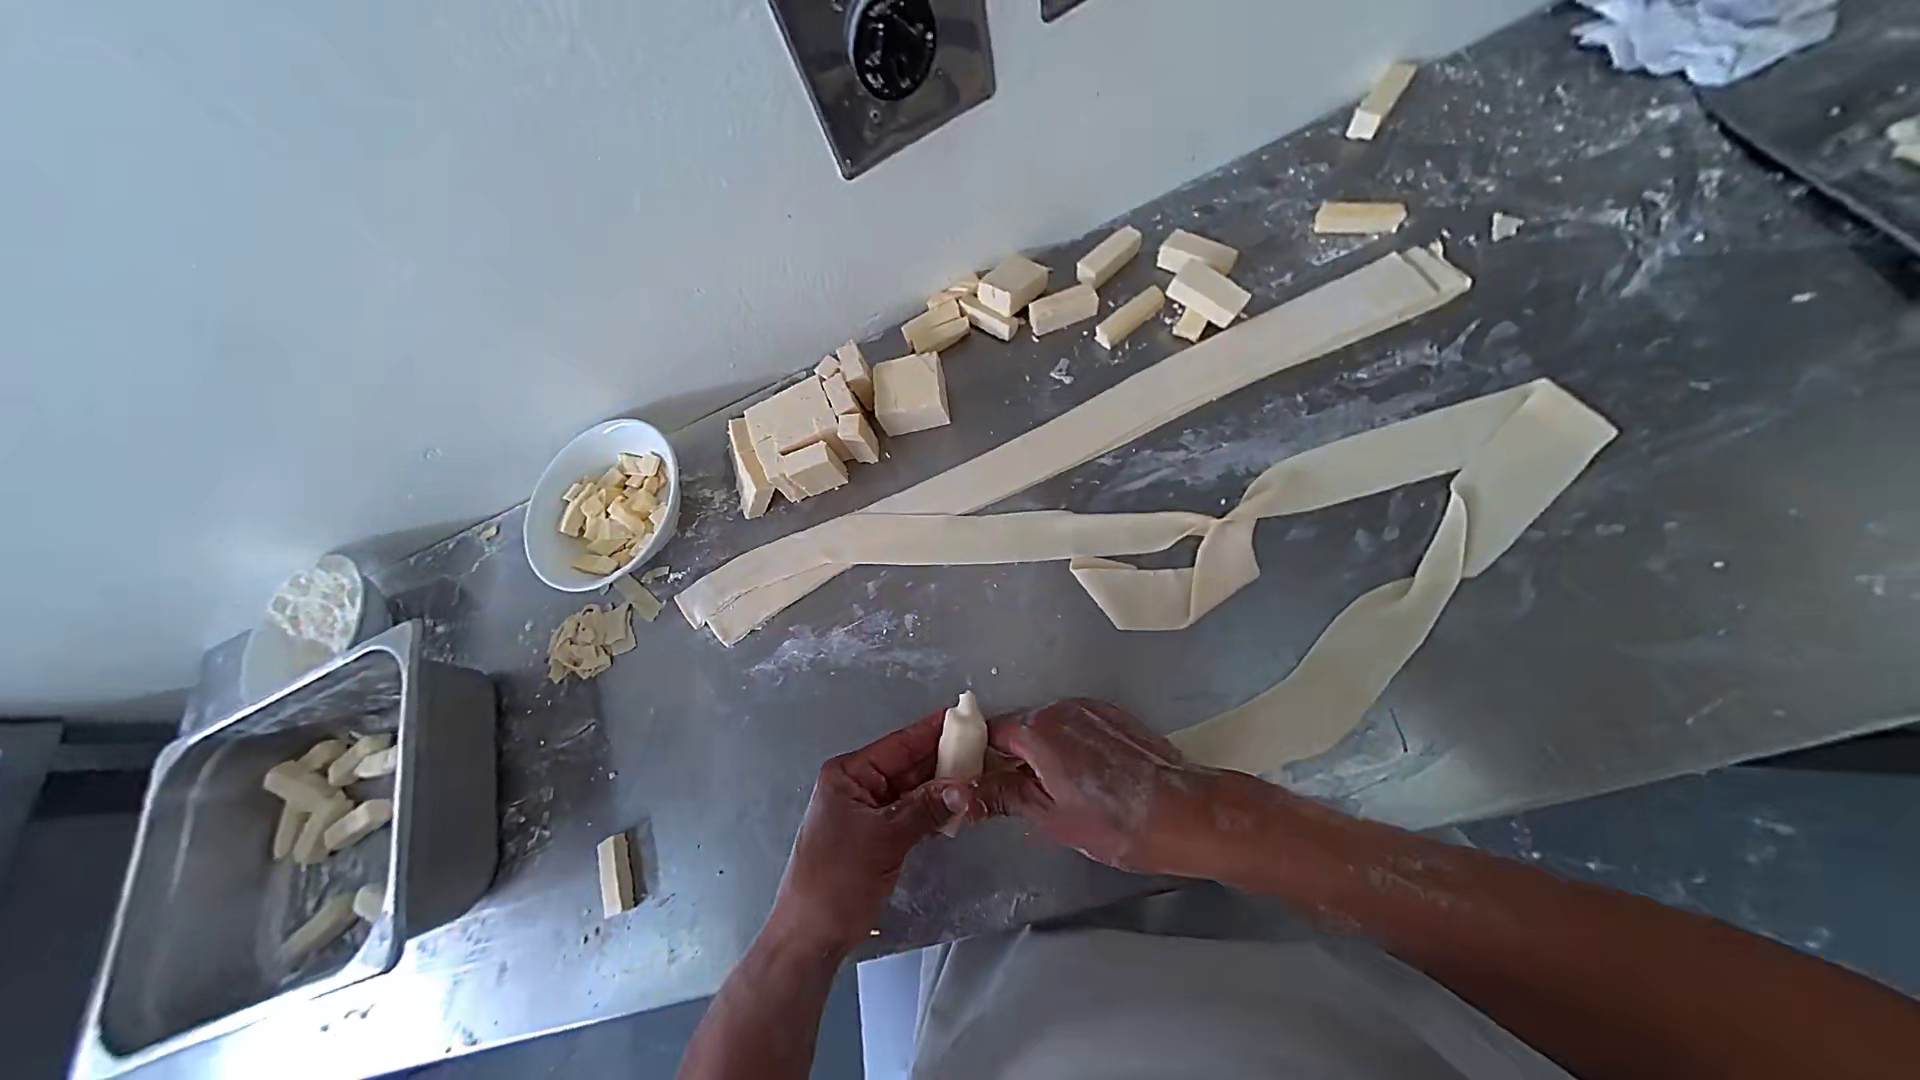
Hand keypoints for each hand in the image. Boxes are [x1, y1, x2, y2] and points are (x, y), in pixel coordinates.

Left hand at [767, 711, 981, 957]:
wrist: (810, 936)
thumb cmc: (837, 880)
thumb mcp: (885, 838)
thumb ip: (926, 809)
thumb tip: (964, 788)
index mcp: (849, 774)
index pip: (898, 744)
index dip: (931, 731)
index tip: (964, 717)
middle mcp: (858, 785)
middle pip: (907, 765)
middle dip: (943, 760)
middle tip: (983, 749)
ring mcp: (868, 810)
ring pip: (912, 789)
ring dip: (942, 787)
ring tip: (979, 774)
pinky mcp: (877, 834)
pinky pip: (911, 812)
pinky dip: (933, 810)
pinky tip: (959, 807)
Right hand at [977, 698, 1256, 877]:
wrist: (1186, 814)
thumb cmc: (1116, 823)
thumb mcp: (1050, 817)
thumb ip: (1004, 796)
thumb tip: (967, 795)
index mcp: (1037, 730)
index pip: (989, 733)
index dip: (980, 757)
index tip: (978, 781)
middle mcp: (1060, 708)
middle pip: (1018, 727)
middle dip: (1011, 757)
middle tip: (1015, 794)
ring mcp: (1089, 708)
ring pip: (1048, 726)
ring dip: (1041, 751)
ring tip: (1054, 789)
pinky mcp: (1112, 714)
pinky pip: (1075, 725)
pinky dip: (1068, 745)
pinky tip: (1084, 777)